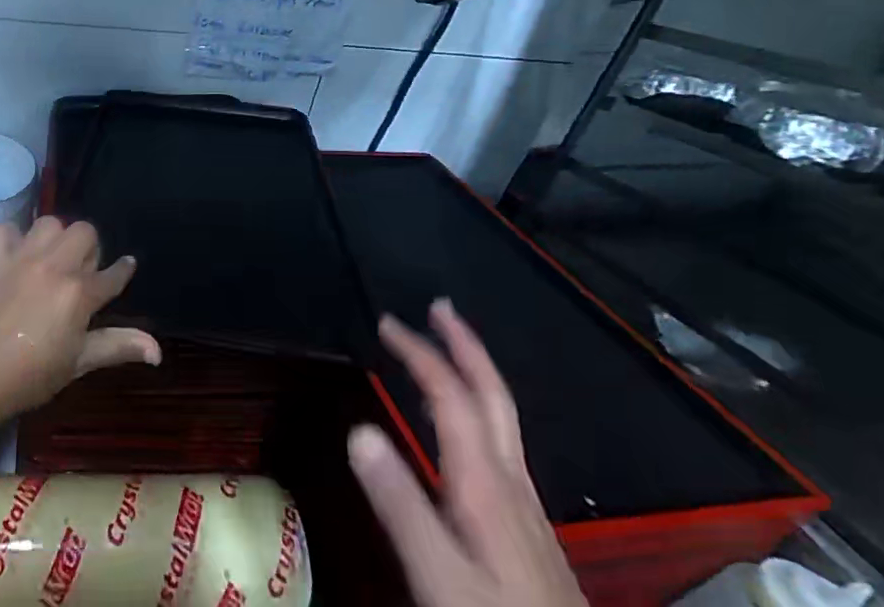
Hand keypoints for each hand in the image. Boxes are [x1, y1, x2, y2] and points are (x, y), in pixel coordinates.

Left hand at [0, 218, 159, 438]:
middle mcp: (52, 266)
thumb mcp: (77, 364)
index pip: (112, 274)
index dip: (123, 271)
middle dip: (90, 249)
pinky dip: (10, 236)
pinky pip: (2, 229)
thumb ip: (116, 346)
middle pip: (84, 232)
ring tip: (52, 261)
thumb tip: (158, 350)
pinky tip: (14, 255)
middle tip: (82, 274)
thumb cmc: (29, 377)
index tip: (126, 267)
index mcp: (78, 293)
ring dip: (56, 237)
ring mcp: (19, 258)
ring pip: (49, 223)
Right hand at [349, 300, 587, 606]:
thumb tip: (359, 430)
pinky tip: (465, 424)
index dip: (422, 354)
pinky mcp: (524, 527)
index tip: (387, 322)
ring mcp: (523, 507)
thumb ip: (399, 504)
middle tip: (439, 309)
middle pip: (494, 400)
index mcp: (485, 485)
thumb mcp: (438, 573)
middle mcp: (510, 484)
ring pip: (502, 420)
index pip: (454, 400)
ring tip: (447, 350)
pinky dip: (478, 409)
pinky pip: (500, 444)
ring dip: (474, 374)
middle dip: (466, 348)